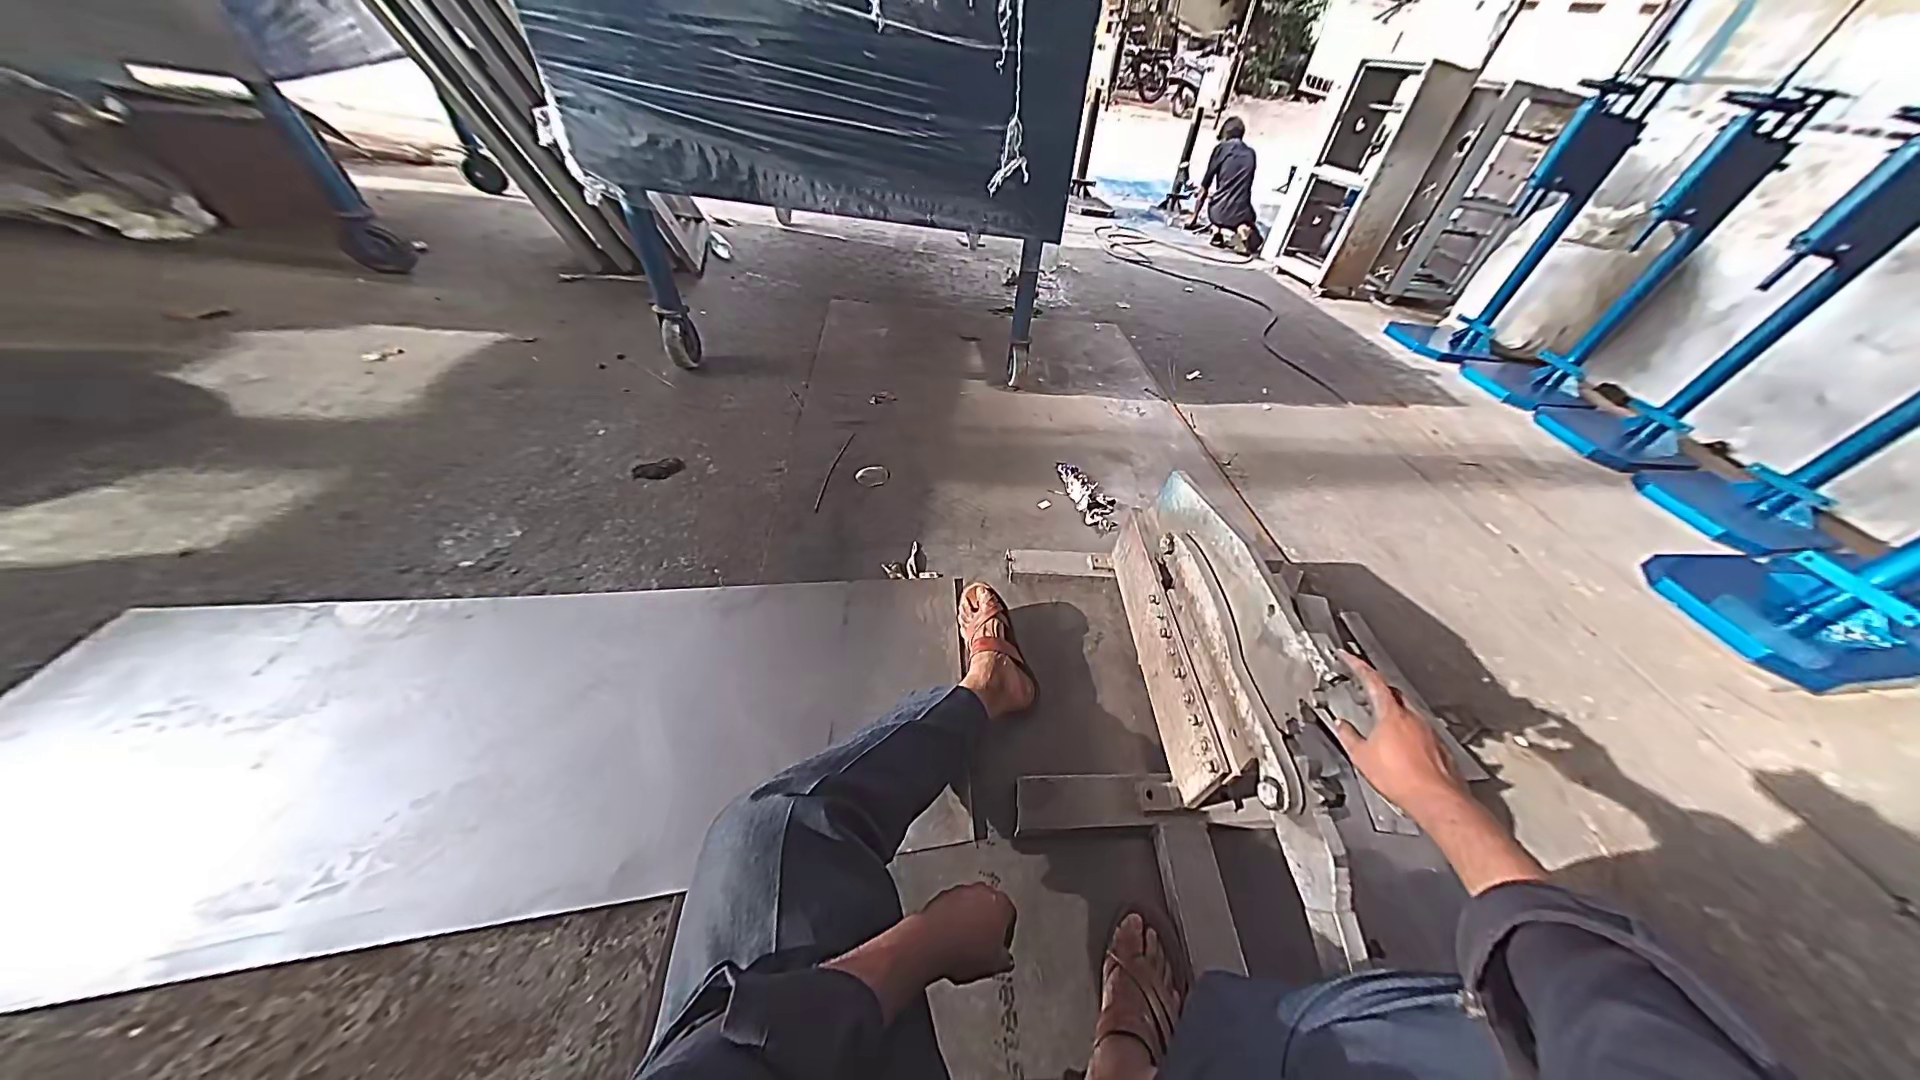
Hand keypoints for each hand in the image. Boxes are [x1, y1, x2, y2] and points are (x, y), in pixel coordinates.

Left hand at [914, 882, 1015, 983]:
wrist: (931, 944)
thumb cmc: (964, 951)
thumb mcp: (995, 965)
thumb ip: (1005, 959)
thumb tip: (1005, 960)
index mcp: (1001, 903)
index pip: (1010, 917)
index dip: (1005, 937)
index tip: (1000, 950)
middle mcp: (982, 891)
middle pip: (990, 907)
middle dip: (987, 925)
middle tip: (982, 947)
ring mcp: (961, 891)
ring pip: (971, 906)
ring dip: (969, 921)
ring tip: (963, 945)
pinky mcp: (942, 896)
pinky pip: (953, 908)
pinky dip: (953, 919)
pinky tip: (949, 939)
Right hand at [1332, 652, 1468, 817]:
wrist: (1437, 800)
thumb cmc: (1401, 778)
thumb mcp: (1361, 756)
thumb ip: (1349, 736)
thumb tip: (1342, 726)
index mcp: (1391, 714)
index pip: (1373, 681)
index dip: (1358, 666)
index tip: (1349, 657)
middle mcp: (1414, 718)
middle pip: (1394, 694)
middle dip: (1378, 691)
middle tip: (1365, 692)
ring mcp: (1430, 732)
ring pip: (1408, 713)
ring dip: (1393, 714)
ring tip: (1380, 727)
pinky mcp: (1440, 748)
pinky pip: (1420, 732)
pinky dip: (1408, 733)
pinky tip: (1400, 748)